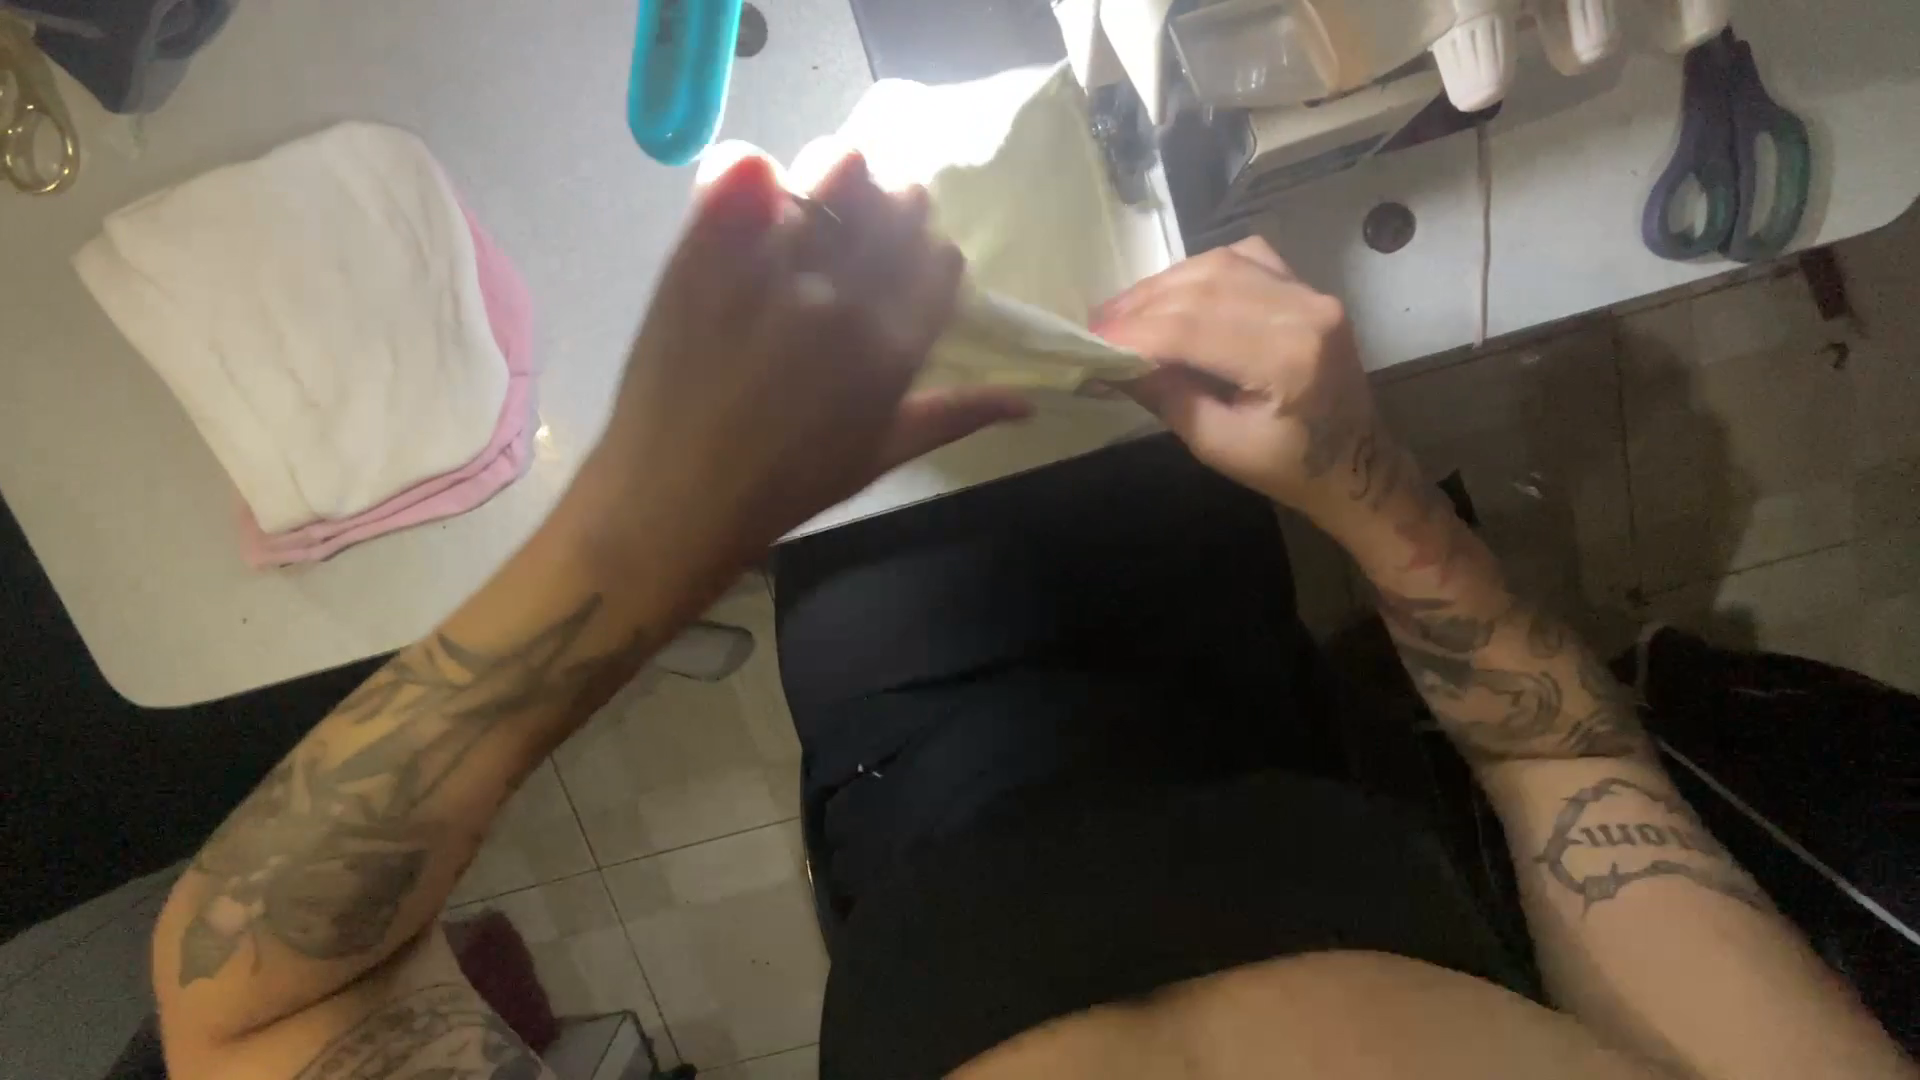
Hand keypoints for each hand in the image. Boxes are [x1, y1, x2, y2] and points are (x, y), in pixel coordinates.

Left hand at [575, 149, 1029, 570]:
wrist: (677, 495)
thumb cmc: (789, 486)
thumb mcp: (883, 455)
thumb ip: (956, 416)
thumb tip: (1027, 402)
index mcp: (896, 346)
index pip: (942, 262)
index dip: (930, 258)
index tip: (907, 268)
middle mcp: (847, 296)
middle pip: (899, 205)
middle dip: (895, 209)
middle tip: (864, 230)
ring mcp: (776, 267)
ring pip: (837, 173)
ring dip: (841, 176)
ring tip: (818, 201)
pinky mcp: (708, 249)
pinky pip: (746, 171)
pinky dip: (757, 170)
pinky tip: (759, 189)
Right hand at [1091, 237, 1382, 517]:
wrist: (1354, 461)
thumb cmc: (1287, 467)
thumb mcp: (1216, 444)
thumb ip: (1165, 396)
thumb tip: (1111, 363)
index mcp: (1287, 359)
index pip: (1191, 329)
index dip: (1133, 332)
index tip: (1090, 342)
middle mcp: (1304, 310)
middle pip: (1202, 288)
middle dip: (1140, 306)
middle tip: (1098, 325)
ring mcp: (1310, 291)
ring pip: (1219, 264)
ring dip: (1163, 285)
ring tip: (1123, 311)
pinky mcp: (1306, 287)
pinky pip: (1244, 258)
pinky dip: (1199, 271)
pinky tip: (1173, 294)